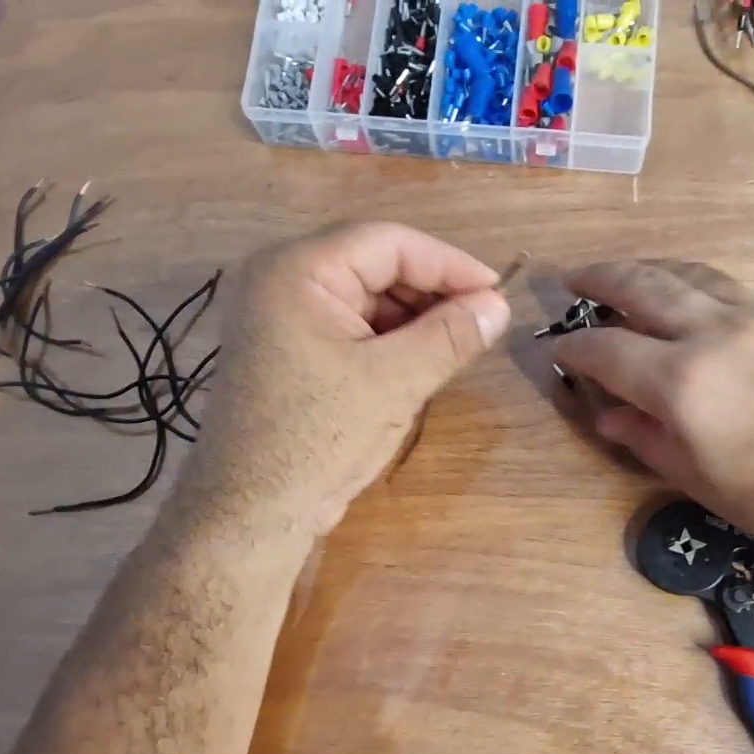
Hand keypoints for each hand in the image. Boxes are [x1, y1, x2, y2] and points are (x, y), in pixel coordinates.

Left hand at [171, 222, 509, 536]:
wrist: (253, 510)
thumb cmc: (318, 438)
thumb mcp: (393, 383)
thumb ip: (450, 337)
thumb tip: (500, 307)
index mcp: (297, 270)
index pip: (387, 242)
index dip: (449, 264)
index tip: (496, 294)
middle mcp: (282, 279)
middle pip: (375, 265)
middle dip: (432, 293)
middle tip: (480, 324)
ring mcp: (281, 317)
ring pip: (366, 298)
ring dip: (414, 320)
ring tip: (456, 348)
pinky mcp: (289, 350)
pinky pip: (350, 328)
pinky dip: (389, 341)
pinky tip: (419, 364)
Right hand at [542, 260, 753, 582]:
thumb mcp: (698, 480)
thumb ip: (645, 438)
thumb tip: (606, 413)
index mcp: (681, 381)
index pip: (607, 350)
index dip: (573, 349)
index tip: (554, 350)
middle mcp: (713, 332)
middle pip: (642, 286)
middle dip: (599, 278)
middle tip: (571, 279)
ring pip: (686, 275)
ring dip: (645, 269)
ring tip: (620, 274)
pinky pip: (724, 286)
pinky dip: (689, 282)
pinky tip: (683, 295)